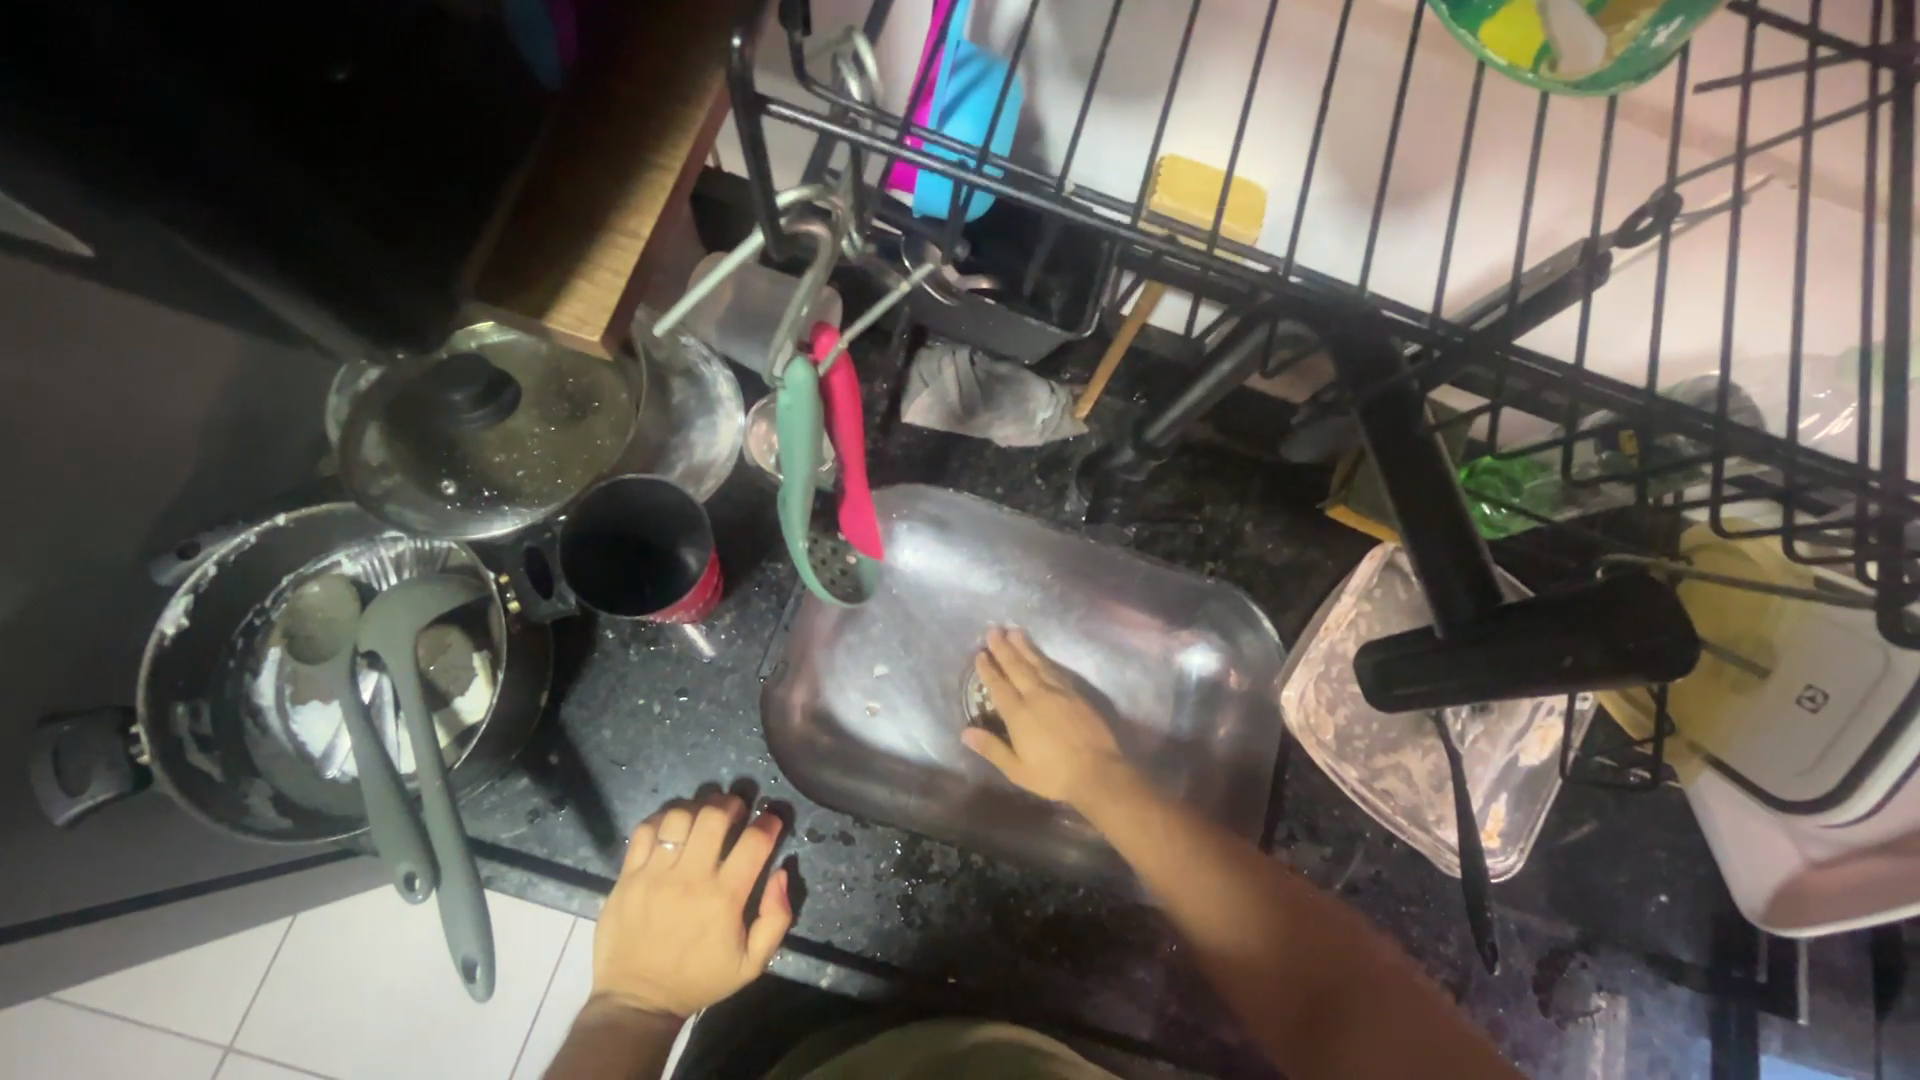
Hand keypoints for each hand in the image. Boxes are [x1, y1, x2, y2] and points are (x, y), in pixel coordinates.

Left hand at [590, 794, 790, 1019]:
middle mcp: (690, 878)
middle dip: (731, 804)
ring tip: (702, 817)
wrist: (637, 1001)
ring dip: (696, 809)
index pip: (754, 841)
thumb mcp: (752, 963)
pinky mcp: (627, 877)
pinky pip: (645, 831)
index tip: (771, 820)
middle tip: (736, 810)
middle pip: (714, 816)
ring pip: (678, 817)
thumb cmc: (699, 979)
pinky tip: (672, 827)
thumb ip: (776, 918)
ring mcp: (654, 875)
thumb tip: (781, 874)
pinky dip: (662, 819)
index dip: (769, 822)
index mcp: (724, 898)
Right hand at [964, 627, 1126, 804]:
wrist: (1098, 771)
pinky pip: (1055, 670)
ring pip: (1037, 663)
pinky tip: (1041, 656)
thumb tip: (965, 732)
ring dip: (1024, 647)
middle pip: (1017, 667)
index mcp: (1018, 714)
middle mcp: (1036, 696)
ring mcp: (1059, 692)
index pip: (999, 686)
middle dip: (1004, 648)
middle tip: (993, 630)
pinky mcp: (1076, 694)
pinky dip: (1045, 659)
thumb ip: (992, 748)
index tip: (980, 654)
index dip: (989, 669)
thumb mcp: (1017, 769)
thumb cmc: (1053, 775)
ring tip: (1015, 631)